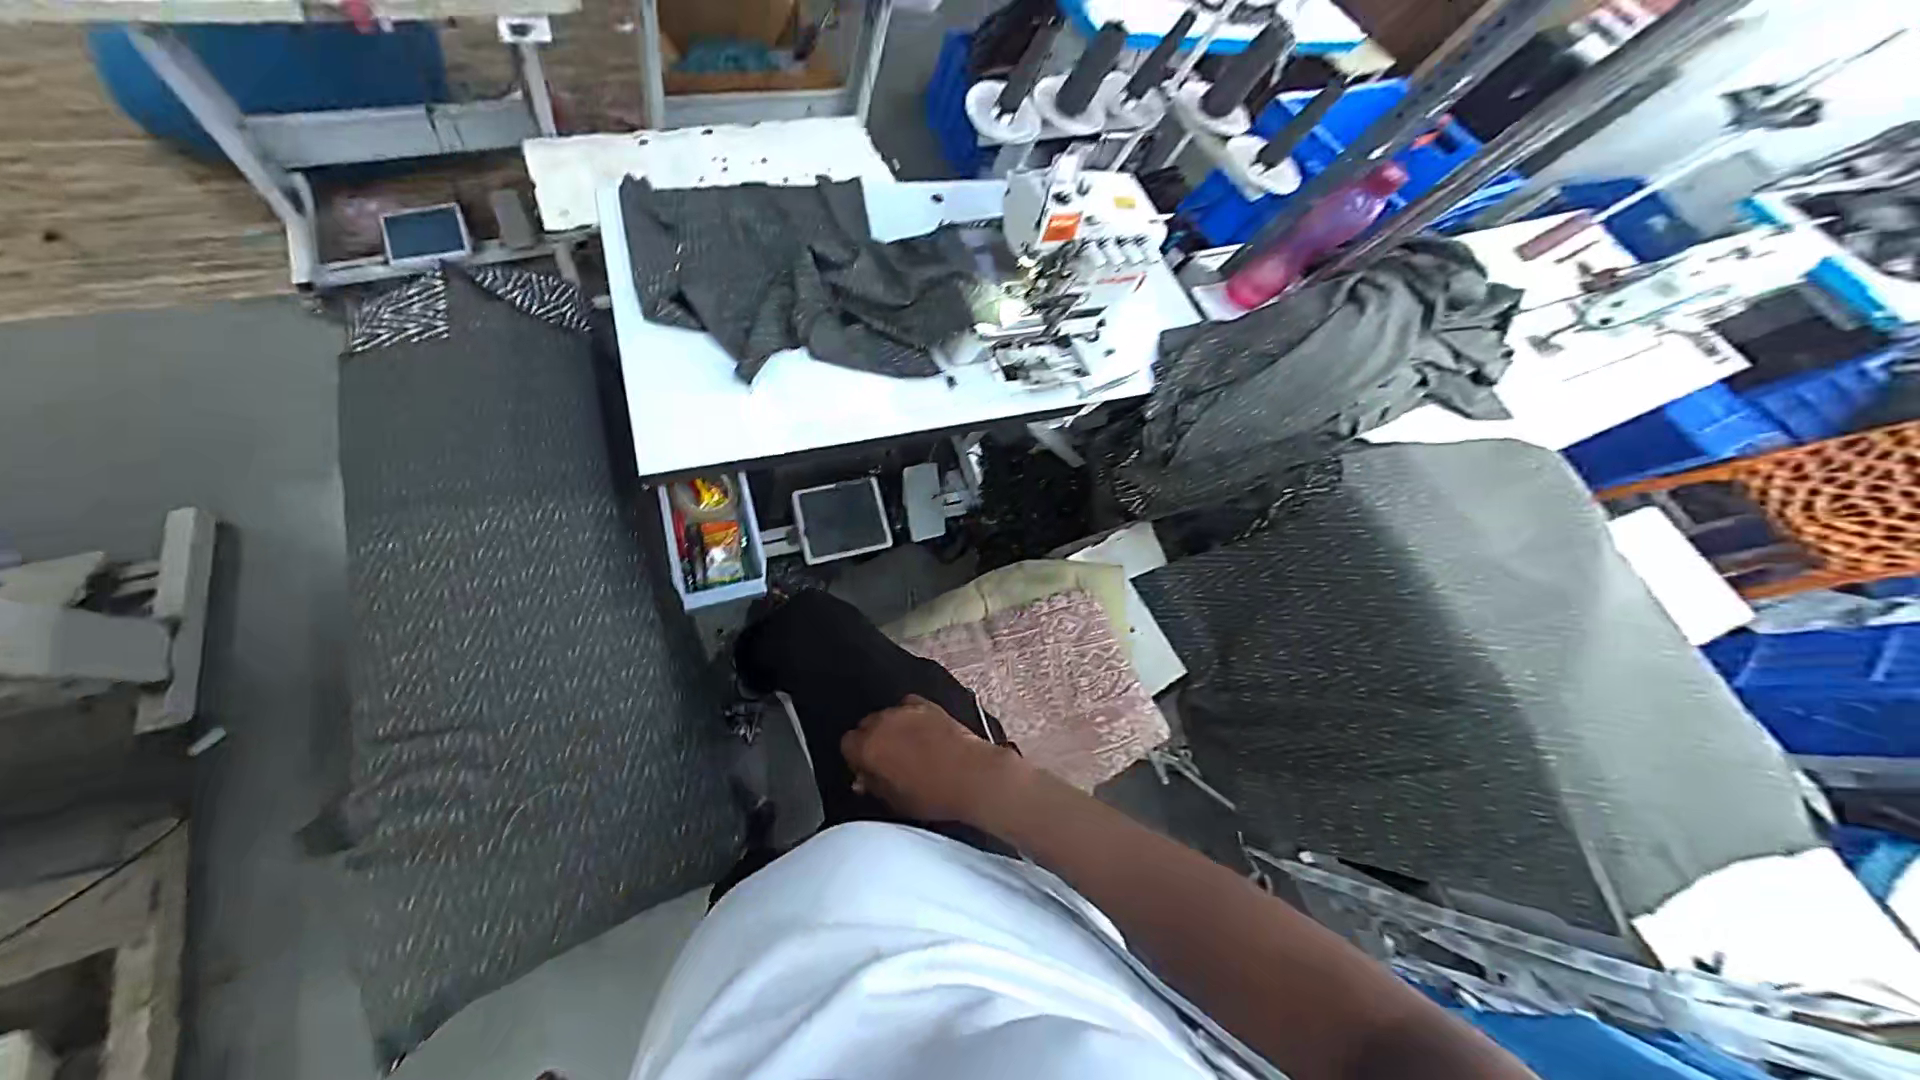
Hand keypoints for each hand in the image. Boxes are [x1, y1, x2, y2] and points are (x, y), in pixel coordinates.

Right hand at [841, 695, 1028, 823]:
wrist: (971, 775)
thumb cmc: (932, 795)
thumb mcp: (894, 801)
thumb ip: (873, 786)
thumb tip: (863, 779)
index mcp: (867, 746)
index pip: (847, 744)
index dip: (856, 758)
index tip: (867, 770)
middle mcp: (882, 722)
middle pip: (865, 725)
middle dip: (871, 740)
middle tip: (886, 760)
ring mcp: (905, 710)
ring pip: (886, 715)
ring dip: (890, 728)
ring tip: (906, 746)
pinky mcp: (927, 704)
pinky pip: (908, 705)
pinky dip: (909, 715)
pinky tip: (920, 729)